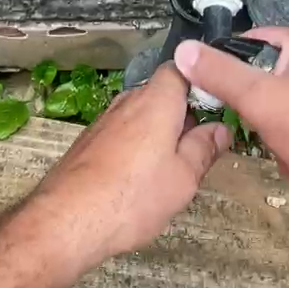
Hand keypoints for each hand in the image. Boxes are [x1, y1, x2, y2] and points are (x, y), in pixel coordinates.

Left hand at [22, 62, 229, 270]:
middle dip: (182, 115)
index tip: (215, 107)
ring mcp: (106, 120)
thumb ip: (204, 148)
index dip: (200, 82)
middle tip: (198, 148)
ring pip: (142, 115)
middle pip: (161, 93)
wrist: (67, 219)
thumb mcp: (183, 178)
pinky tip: (139, 180)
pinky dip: (136, 147)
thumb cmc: (132, 197)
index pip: (180, 68)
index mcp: (156, 100)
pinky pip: (123, 132)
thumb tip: (220, 130)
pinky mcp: (90, 140)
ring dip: (159, 134)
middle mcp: (128, 101)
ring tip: (170, 170)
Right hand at [175, 28, 288, 220]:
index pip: (257, 38)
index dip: (230, 56)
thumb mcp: (258, 96)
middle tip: (246, 117)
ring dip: (274, 130)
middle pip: (270, 76)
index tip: (208, 79)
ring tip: (278, 145)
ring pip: (285, 109)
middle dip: (255, 103)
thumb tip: (183, 49)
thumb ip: (219, 73)